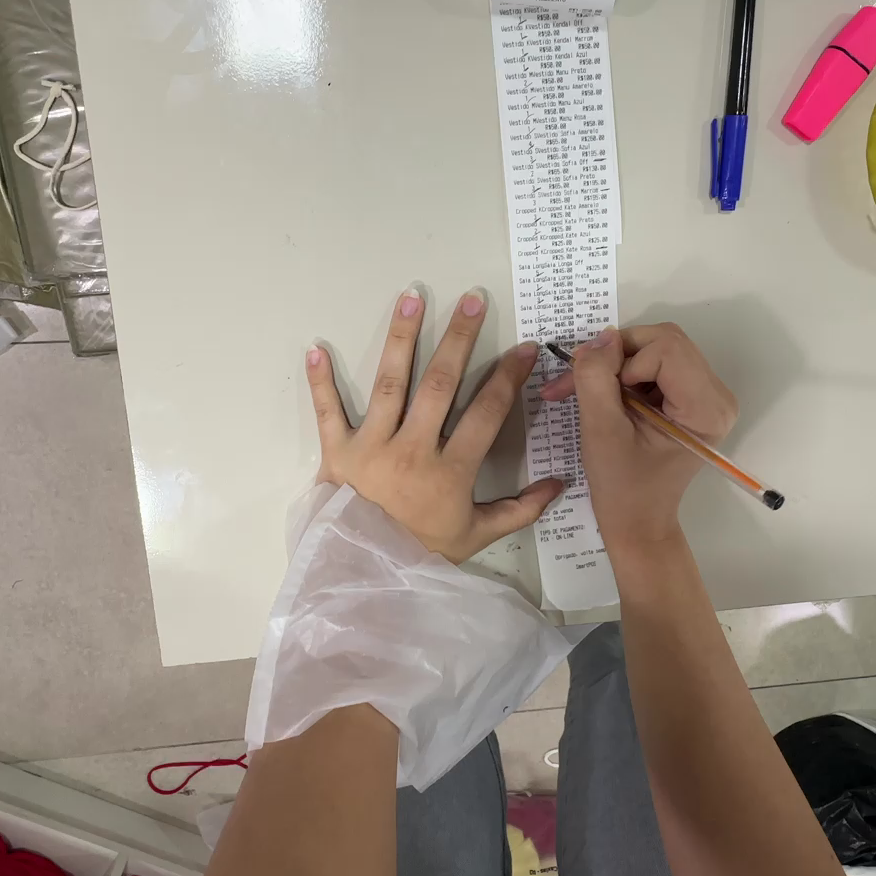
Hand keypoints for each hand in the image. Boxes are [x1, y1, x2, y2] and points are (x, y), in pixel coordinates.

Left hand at [305, 287, 565, 562]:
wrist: (364, 577)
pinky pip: (327, 412)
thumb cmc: (422, 551)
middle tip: (472, 299)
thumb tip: (560, 485)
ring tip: (412, 298)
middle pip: (441, 384)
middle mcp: (413, 449)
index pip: (487, 412)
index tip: (523, 348)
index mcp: (450, 469)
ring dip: (401, 338)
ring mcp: (371, 447)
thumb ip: (519, 509)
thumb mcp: (476, 536)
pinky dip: (320, 382)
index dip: (508, 377)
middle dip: (459, 338)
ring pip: (390, 384)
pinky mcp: (336, 452)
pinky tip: (315, 348)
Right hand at [541, 324, 738, 548]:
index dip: (625, 363)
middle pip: (664, 339)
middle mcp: (717, 395)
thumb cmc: (621, 485)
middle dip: (618, 356)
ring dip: (618, 363)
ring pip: (657, 346)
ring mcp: (707, 393)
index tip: (605, 397)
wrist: (636, 521)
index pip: (665, 348)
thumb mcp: (600, 430)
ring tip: (592, 392)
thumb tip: (601, 338)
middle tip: (587, 384)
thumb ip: (596, 378)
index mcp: (706, 408)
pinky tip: (608, 396)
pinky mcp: (692, 395)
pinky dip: (626, 371)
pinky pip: (657, 361)